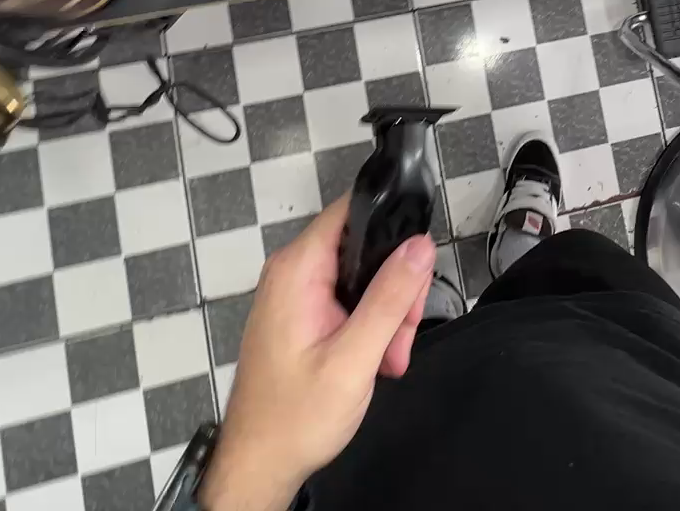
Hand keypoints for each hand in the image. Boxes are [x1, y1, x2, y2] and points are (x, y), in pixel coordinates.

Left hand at [200, 196, 433, 510]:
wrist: (258, 470)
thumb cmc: (297, 417)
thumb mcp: (353, 359)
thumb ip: (389, 299)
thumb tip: (421, 245)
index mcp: (298, 268)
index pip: (351, 209)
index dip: (391, 223)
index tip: (418, 260)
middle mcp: (295, 270)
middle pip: (367, 246)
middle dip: (398, 286)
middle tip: (404, 333)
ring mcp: (300, 291)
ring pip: (366, 275)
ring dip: (390, 313)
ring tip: (392, 356)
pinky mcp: (307, 311)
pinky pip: (353, 298)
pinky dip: (373, 324)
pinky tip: (380, 357)